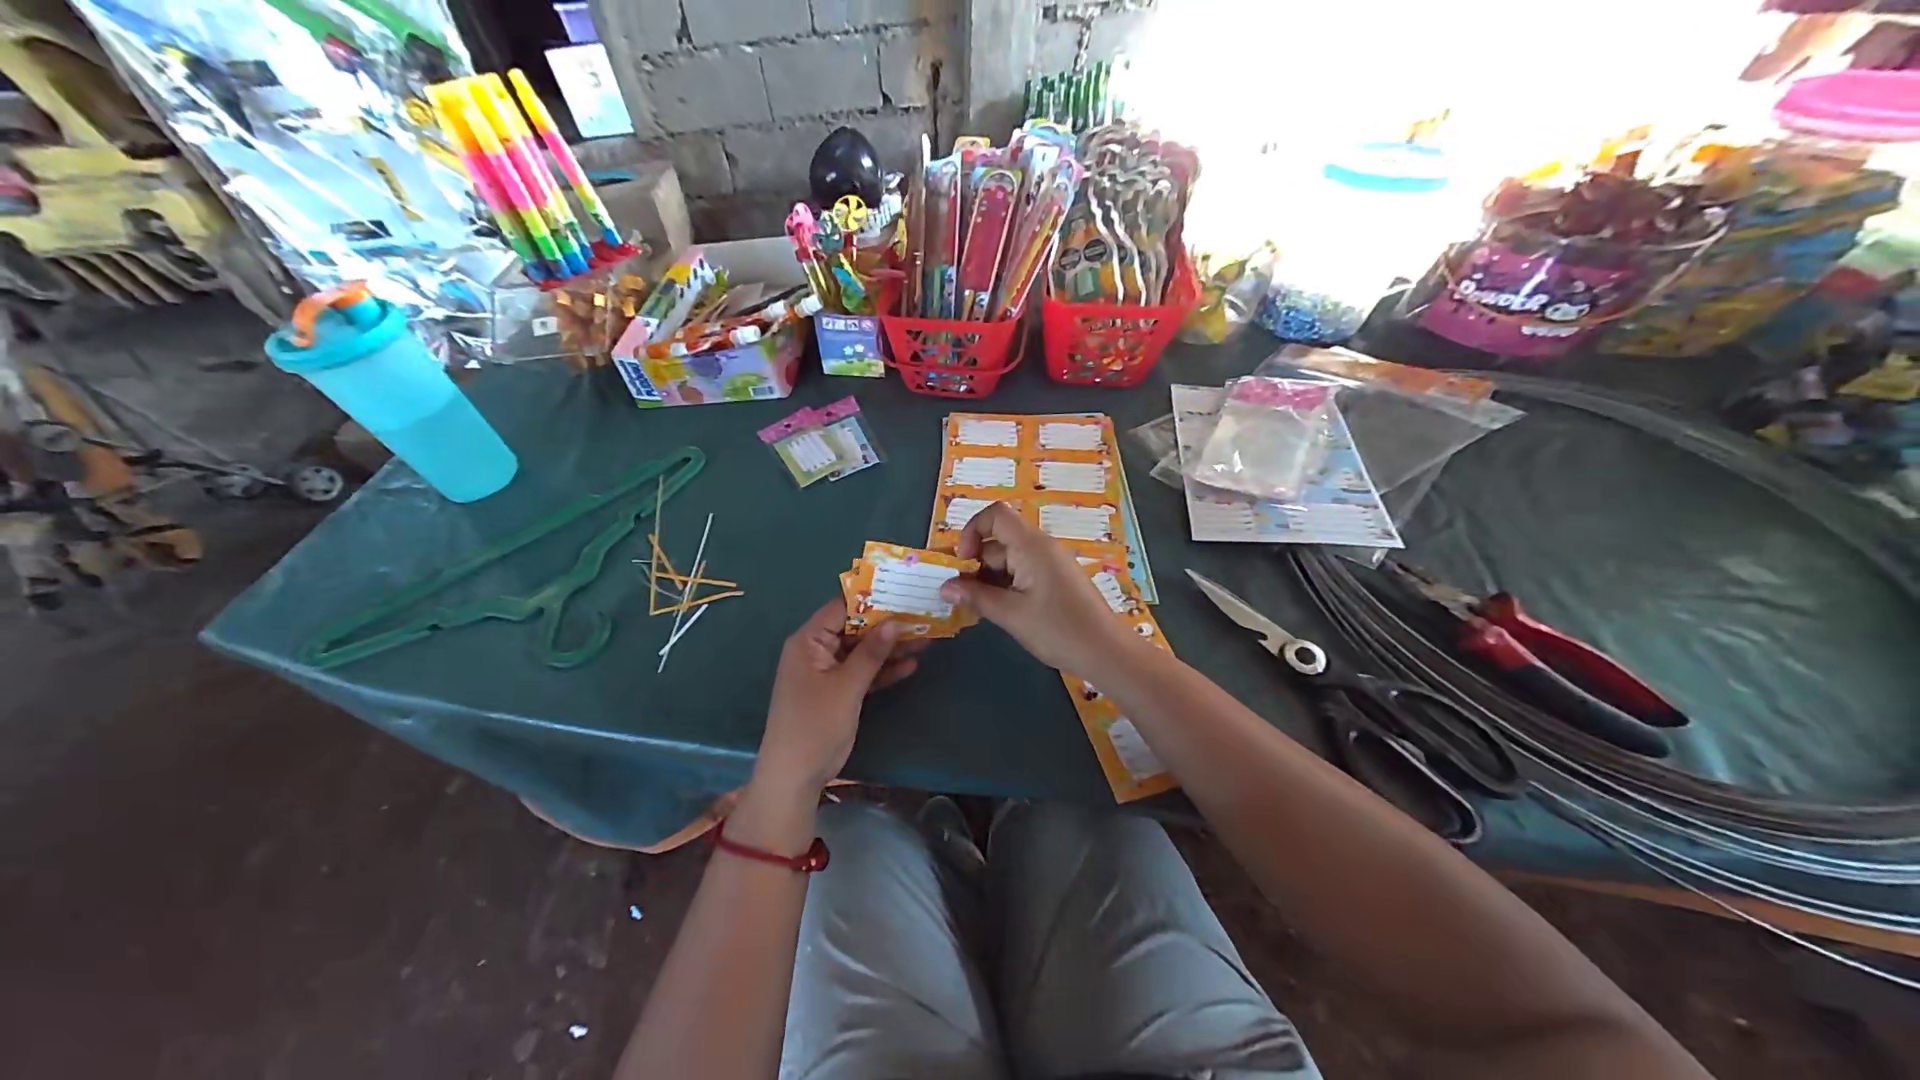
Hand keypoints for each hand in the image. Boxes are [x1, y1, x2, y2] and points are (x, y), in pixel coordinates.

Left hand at [756, 598, 925, 793]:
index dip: (871, 600)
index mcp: (808, 641)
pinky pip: (863, 673)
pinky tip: (911, 665)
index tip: (903, 593)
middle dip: (887, 625)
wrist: (795, 776)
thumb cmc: (815, 725)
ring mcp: (827, 672)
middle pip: (855, 629)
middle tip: (923, 616)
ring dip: (890, 648)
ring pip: (862, 652)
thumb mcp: (846, 687)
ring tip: (927, 639)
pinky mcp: (837, 692)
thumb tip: (894, 621)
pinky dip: (883, 670)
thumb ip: (871, 653)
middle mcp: (816, 650)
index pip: (841, 608)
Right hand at [940, 501, 1136, 673]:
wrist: (1106, 652)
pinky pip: (1023, 573)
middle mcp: (1041, 547)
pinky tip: (998, 611)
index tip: (962, 562)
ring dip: (989, 579)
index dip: (972, 531)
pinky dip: (1005, 587)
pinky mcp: (1056, 580)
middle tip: (961, 596)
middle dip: (975, 565)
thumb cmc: (1058, 629)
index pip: (995, 515)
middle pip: (998, 541)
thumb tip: (945, 587)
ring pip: (1009, 560)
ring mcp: (1050, 564)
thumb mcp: (1010, 614)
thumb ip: (975, 597)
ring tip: (977, 609)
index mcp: (1031, 545)